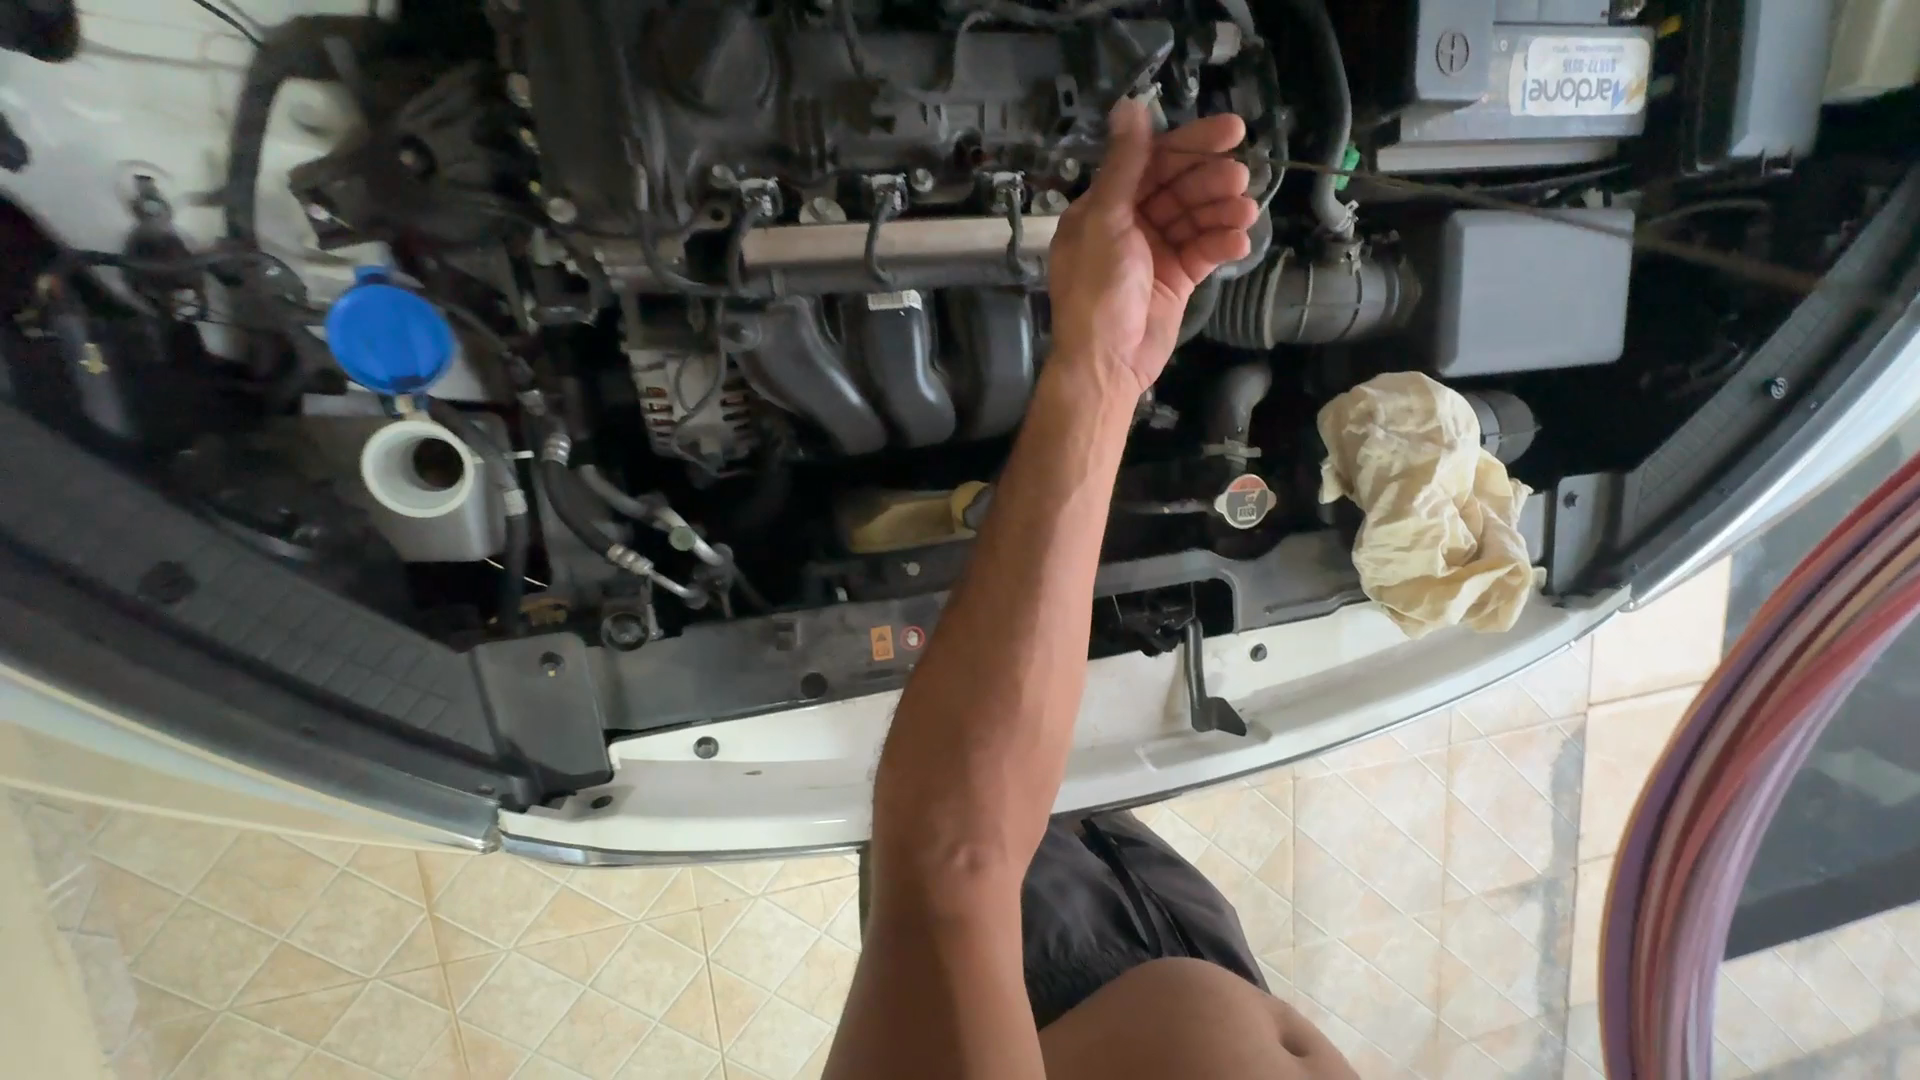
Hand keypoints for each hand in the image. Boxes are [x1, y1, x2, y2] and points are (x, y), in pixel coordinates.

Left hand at [1047, 99, 1258, 394]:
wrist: (1106, 362)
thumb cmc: (1097, 291)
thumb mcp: (1105, 222)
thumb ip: (1123, 166)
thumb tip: (1128, 107)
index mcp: (1102, 207)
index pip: (1151, 162)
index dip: (1190, 144)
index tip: (1232, 131)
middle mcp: (1128, 225)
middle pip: (1177, 187)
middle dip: (1209, 180)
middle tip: (1241, 177)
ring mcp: (1154, 253)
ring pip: (1195, 218)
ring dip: (1222, 211)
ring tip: (1245, 211)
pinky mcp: (1176, 280)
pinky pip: (1204, 251)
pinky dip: (1222, 244)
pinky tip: (1239, 242)